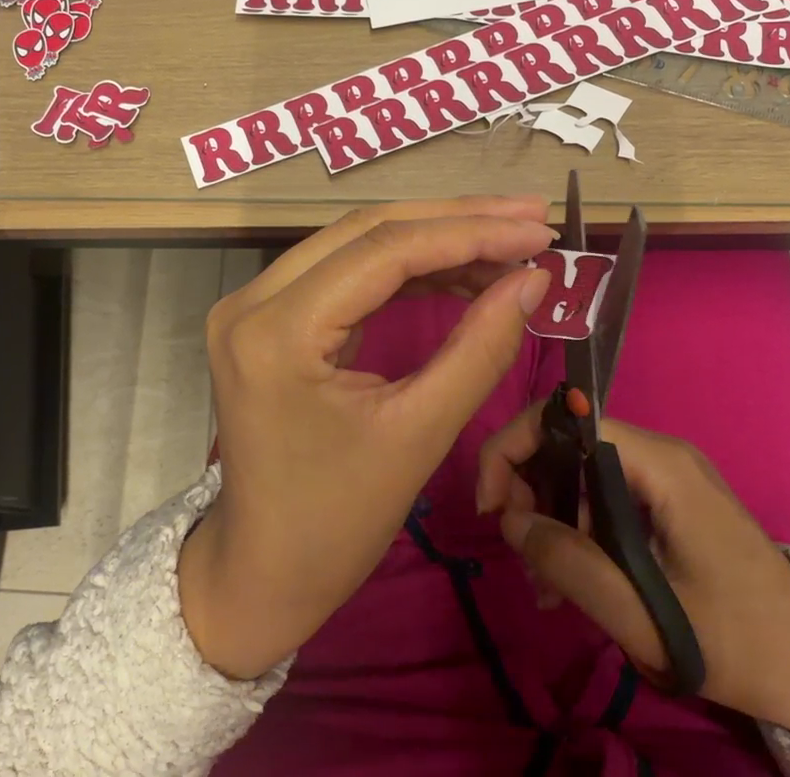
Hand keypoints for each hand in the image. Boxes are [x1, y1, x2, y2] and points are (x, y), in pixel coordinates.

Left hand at [178, 196, 556, 680]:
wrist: (265, 568)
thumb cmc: (336, 520)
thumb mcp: (418, 435)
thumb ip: (479, 349)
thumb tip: (533, 280)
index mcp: (275, 330)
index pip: (381, 252)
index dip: (468, 234)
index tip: (539, 232)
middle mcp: (251, 301)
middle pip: (363, 233)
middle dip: (454, 223)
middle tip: (531, 221)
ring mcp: (251, 308)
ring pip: (352, 246)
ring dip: (431, 243)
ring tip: (508, 247)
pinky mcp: (265, 321)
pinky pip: (340, 276)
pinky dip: (401, 273)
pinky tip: (457, 273)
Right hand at [477, 413, 789, 773]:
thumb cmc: (742, 646)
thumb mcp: (644, 616)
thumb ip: (569, 564)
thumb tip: (507, 520)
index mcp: (662, 467)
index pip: (565, 419)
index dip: (514, 450)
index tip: (490, 510)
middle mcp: (663, 459)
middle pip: (566, 446)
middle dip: (527, 493)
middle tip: (518, 556)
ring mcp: (668, 483)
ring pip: (579, 477)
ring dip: (550, 522)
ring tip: (544, 586)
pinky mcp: (671, 508)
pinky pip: (604, 501)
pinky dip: (576, 534)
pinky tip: (569, 584)